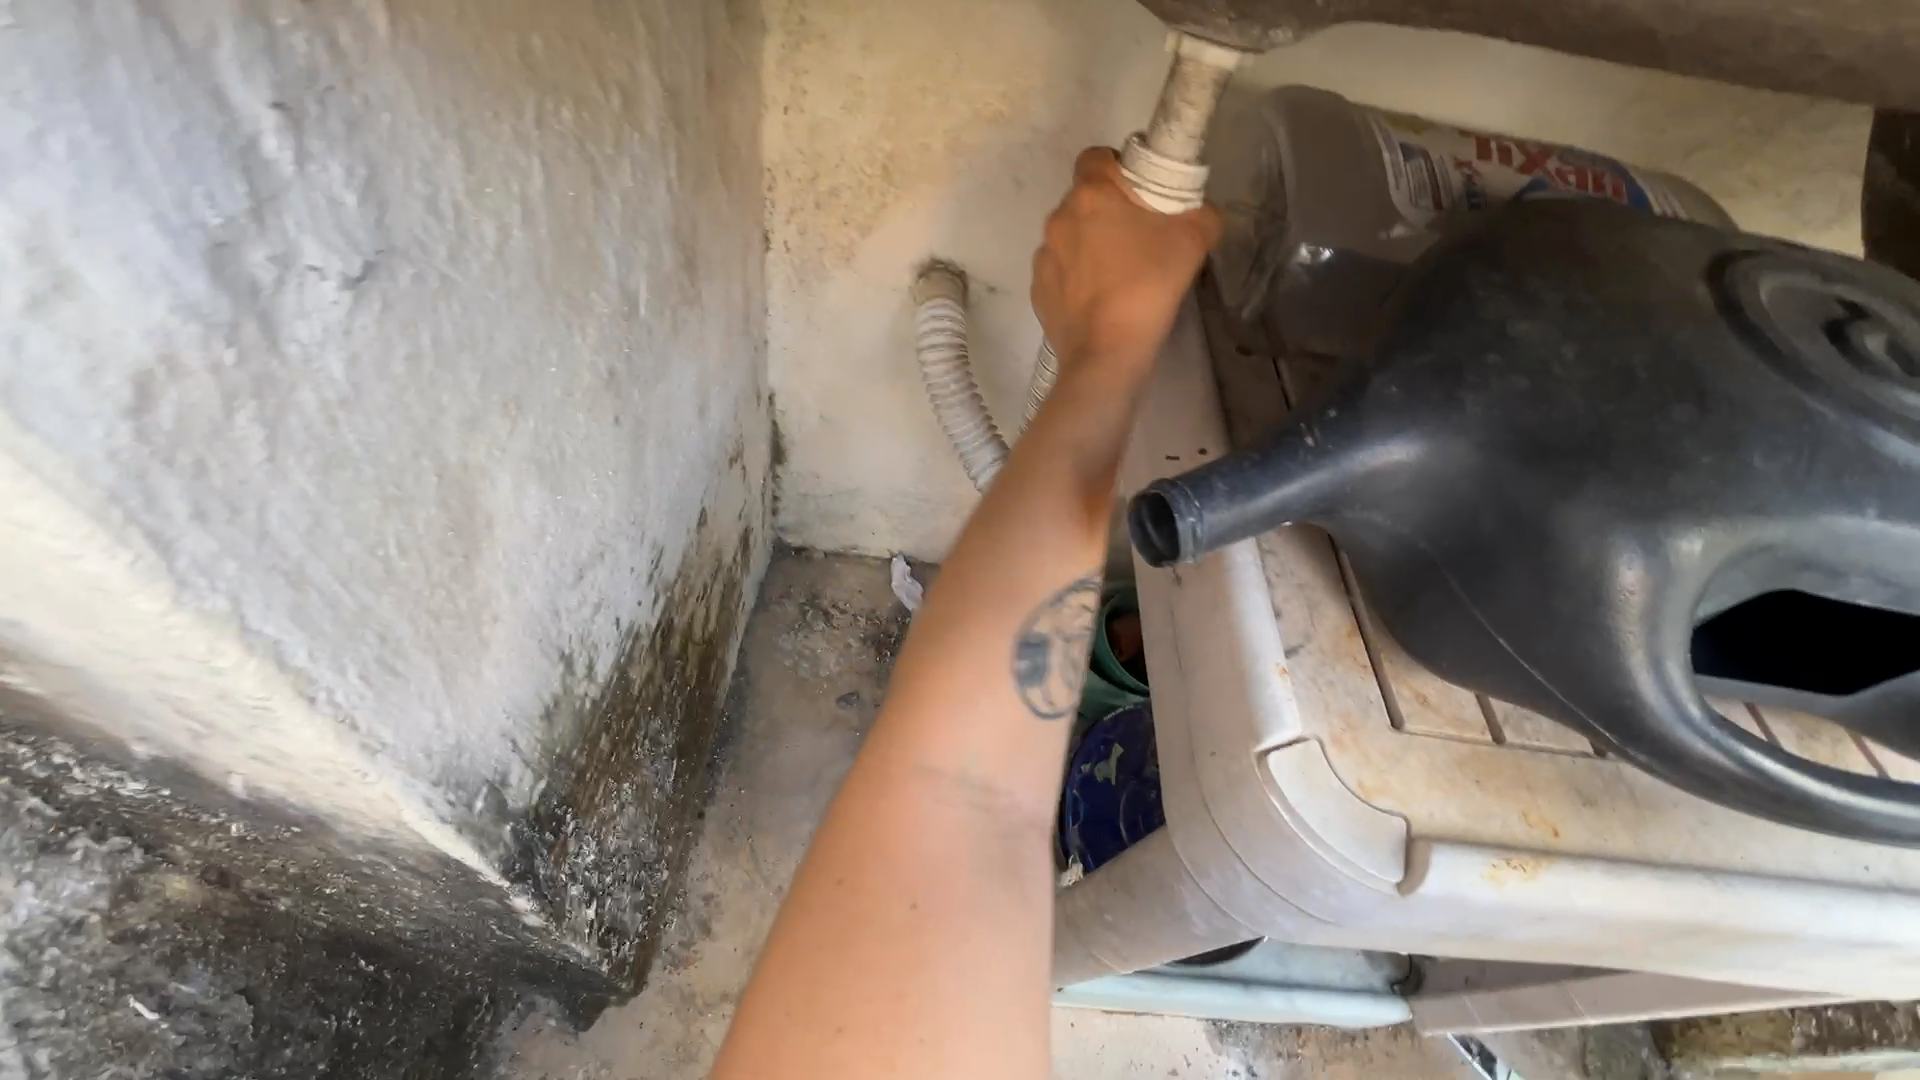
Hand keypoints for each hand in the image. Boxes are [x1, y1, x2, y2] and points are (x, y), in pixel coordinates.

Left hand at [1031, 147, 1222, 379]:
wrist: (1106, 354)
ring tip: (1118, 276)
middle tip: (1138, 238)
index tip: (1139, 190)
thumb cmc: (1147, 288)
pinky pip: (1060, 273)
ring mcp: (1043, 259)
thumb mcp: (1193, 241)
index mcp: (1090, 195)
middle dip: (1107, 212)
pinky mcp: (1038, 292)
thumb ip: (1202, 214)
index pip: (1095, 157)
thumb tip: (1201, 213)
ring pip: (1069, 238)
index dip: (1118, 166)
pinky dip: (1077, 280)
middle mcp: (1057, 220)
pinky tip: (1100, 301)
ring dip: (1090, 246)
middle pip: (1082, 201)